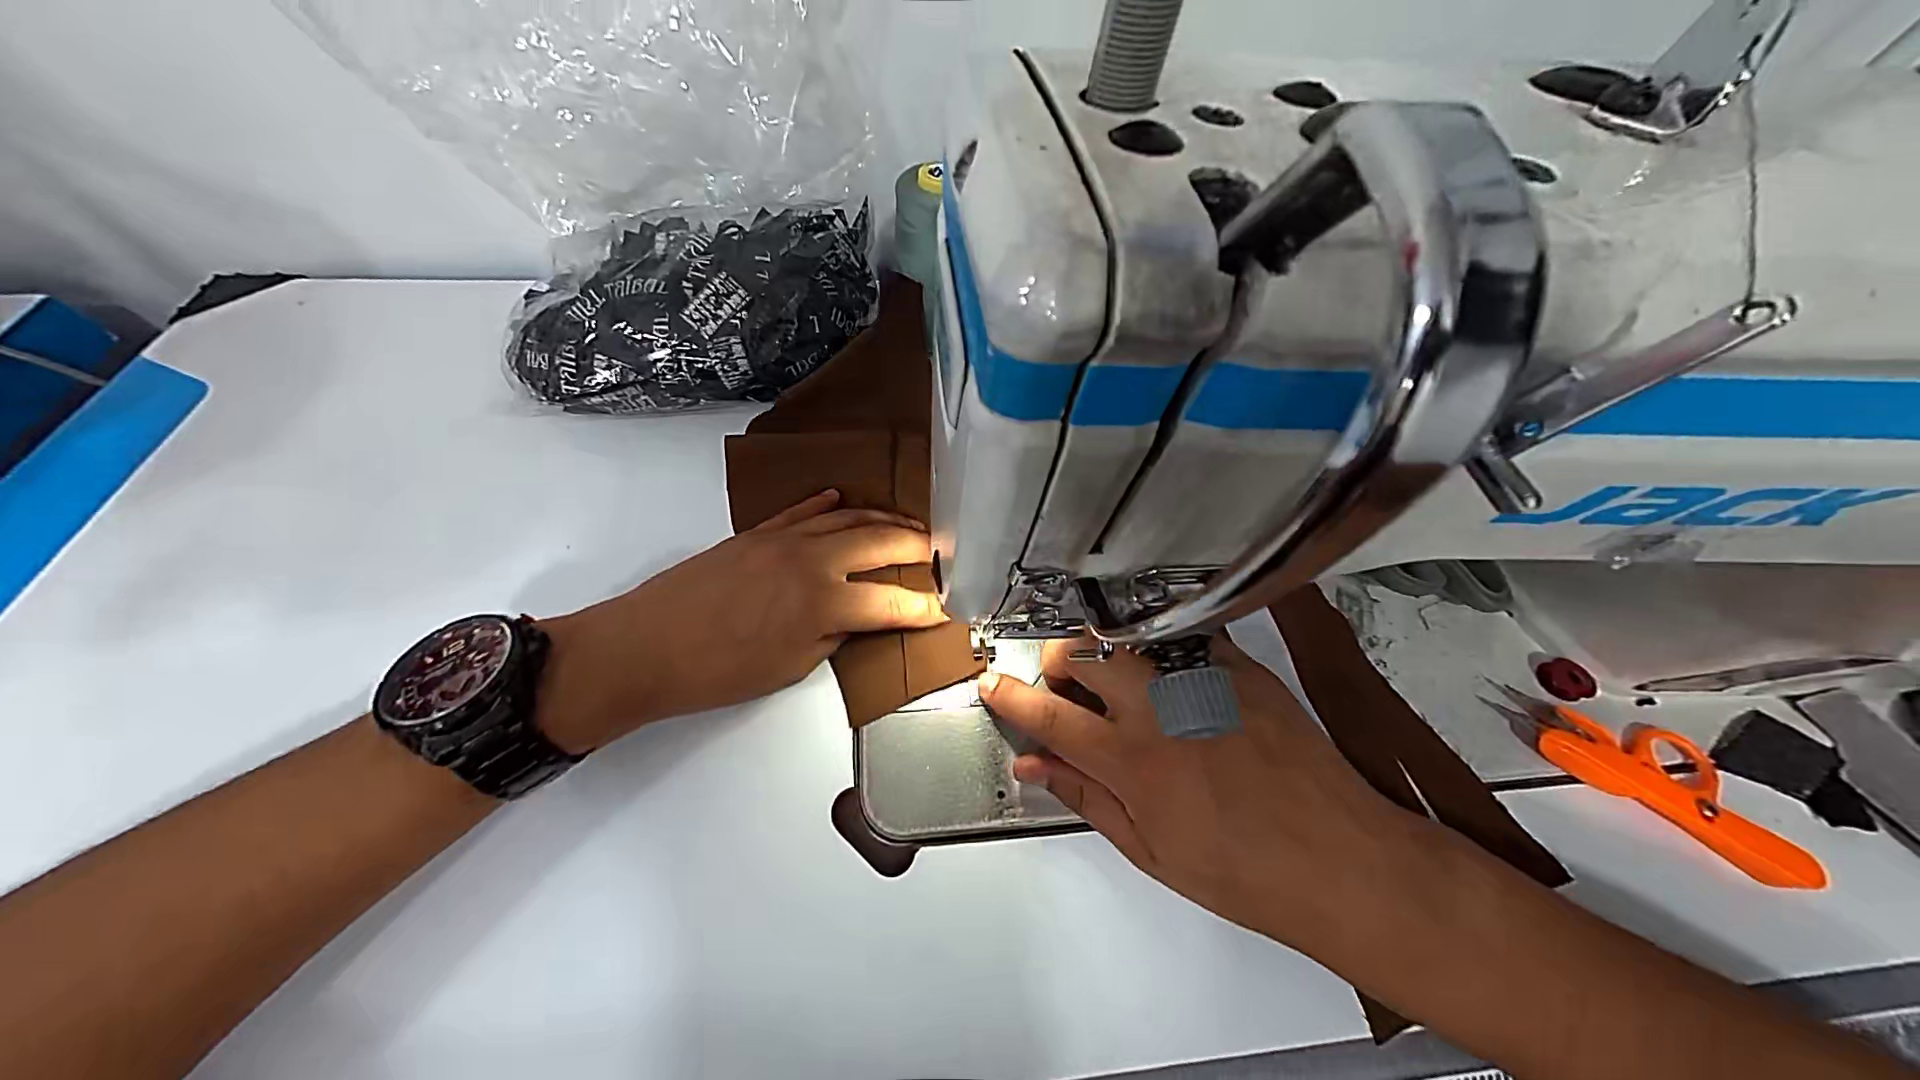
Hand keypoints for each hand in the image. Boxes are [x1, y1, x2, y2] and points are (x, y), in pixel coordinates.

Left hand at [535, 490, 946, 752]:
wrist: (644, 648)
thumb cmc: (716, 671)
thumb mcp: (789, 666)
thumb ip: (832, 635)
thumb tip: (853, 617)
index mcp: (823, 600)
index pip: (891, 601)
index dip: (923, 607)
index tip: (942, 610)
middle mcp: (810, 558)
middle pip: (879, 540)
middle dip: (917, 546)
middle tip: (939, 553)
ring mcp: (782, 538)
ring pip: (846, 516)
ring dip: (883, 518)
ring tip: (907, 525)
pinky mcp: (756, 533)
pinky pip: (802, 510)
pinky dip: (829, 505)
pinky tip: (842, 500)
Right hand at [980, 634, 1430, 952]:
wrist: (1340, 859)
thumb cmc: (1249, 870)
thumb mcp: (1148, 848)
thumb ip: (1084, 796)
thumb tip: (1036, 768)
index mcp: (1133, 762)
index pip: (1048, 715)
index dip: (1010, 697)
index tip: (994, 686)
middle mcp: (1163, 710)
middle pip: (1079, 655)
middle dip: (1055, 667)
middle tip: (1065, 694)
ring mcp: (1202, 681)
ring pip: (1123, 638)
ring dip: (1101, 654)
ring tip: (1115, 688)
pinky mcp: (1240, 668)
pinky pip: (1180, 639)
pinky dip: (1158, 652)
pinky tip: (1168, 683)